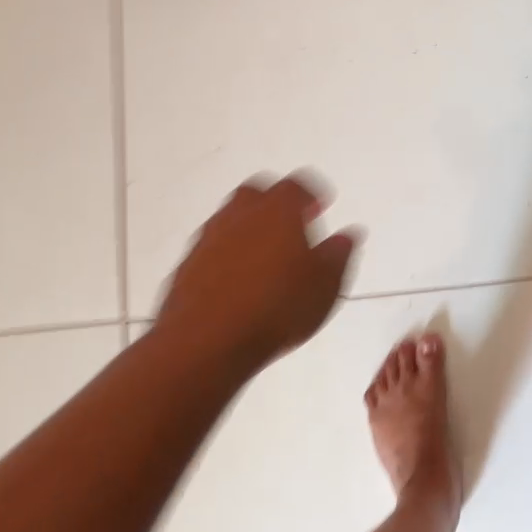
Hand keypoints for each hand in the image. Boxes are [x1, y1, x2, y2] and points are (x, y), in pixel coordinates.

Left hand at [154, 173, 360, 372]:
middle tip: (292, 225)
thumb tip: (346, 236)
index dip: (311, 194)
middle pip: (255, 193)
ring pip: (228, 220)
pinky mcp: (184, 270)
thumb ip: (338, 254)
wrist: (205, 345)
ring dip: (248, 230)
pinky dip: (227, 255)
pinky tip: (240, 282)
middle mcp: (240, 217)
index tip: (321, 207)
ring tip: (267, 258)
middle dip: (273, 203)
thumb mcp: (327, 284)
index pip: (296, 185)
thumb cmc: (278, 308)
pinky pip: (210, 250)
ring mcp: (207, 242)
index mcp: (279, 212)